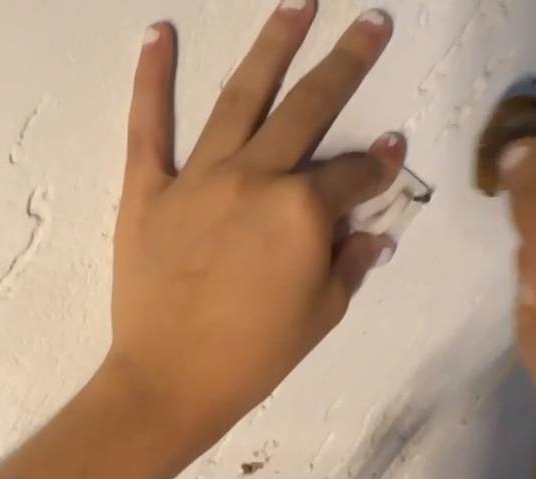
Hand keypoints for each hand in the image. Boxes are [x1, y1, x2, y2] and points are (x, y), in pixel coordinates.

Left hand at [103, 3, 403, 447]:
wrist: (168, 384)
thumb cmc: (250, 360)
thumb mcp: (320, 316)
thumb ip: (348, 263)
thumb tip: (371, 231)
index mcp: (303, 211)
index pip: (355, 174)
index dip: (379, 168)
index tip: (390, 157)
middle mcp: (254, 179)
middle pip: (309, 108)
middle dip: (347, 63)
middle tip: (371, 23)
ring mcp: (196, 181)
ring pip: (239, 97)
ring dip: (273, 44)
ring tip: (297, 4)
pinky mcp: (146, 195)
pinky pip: (146, 128)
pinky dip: (150, 80)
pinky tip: (157, 34)